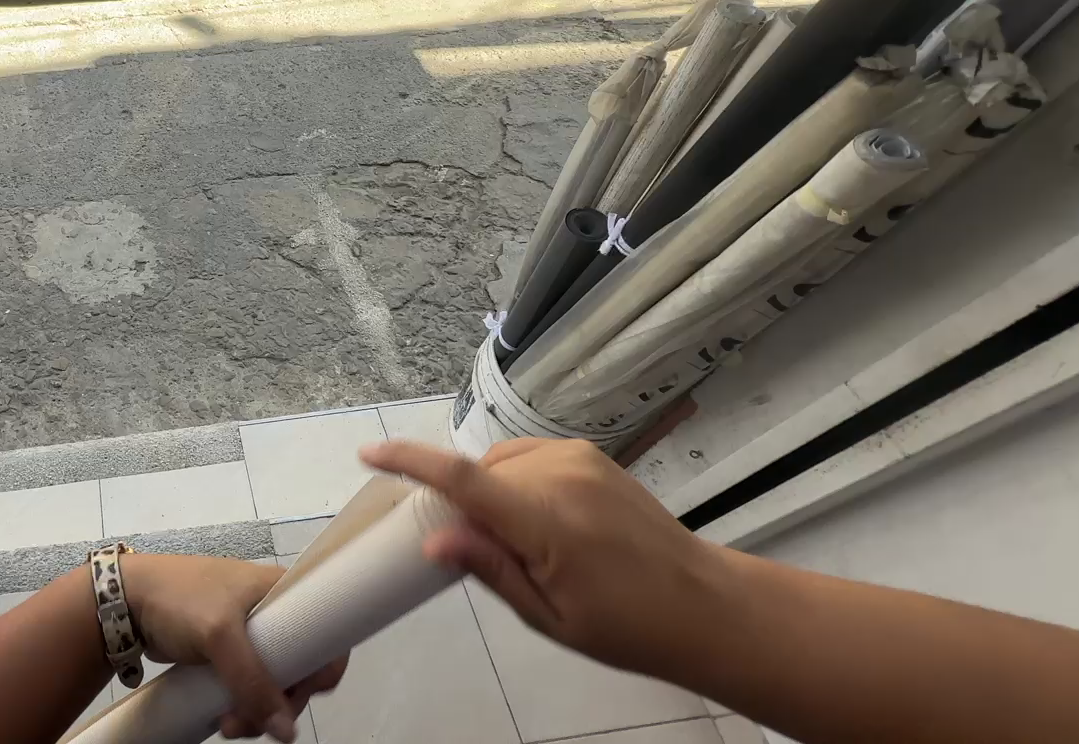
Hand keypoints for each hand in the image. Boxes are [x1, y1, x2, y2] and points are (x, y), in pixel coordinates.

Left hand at [121, 554, 347, 740]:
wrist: (128, 601)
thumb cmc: (178, 599)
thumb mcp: (219, 634)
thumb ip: (254, 681)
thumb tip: (286, 730)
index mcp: (278, 589)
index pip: (323, 629)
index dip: (321, 666)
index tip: (301, 694)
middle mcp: (270, 610)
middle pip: (299, 668)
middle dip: (280, 703)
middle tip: (253, 722)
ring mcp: (249, 634)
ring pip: (273, 684)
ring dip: (258, 713)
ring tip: (229, 726)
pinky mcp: (229, 654)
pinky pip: (250, 688)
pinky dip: (244, 708)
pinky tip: (225, 719)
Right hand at [361, 438, 734, 679]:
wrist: (710, 606)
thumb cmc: (627, 627)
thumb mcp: (550, 618)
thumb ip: (490, 569)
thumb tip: (432, 539)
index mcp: (547, 522)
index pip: (462, 478)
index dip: (409, 461)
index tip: (369, 453)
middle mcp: (557, 475)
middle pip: (478, 474)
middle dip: (467, 504)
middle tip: (488, 548)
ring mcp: (575, 457)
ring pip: (498, 463)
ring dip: (492, 491)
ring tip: (527, 536)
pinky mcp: (585, 451)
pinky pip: (524, 456)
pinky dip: (514, 478)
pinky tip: (543, 514)